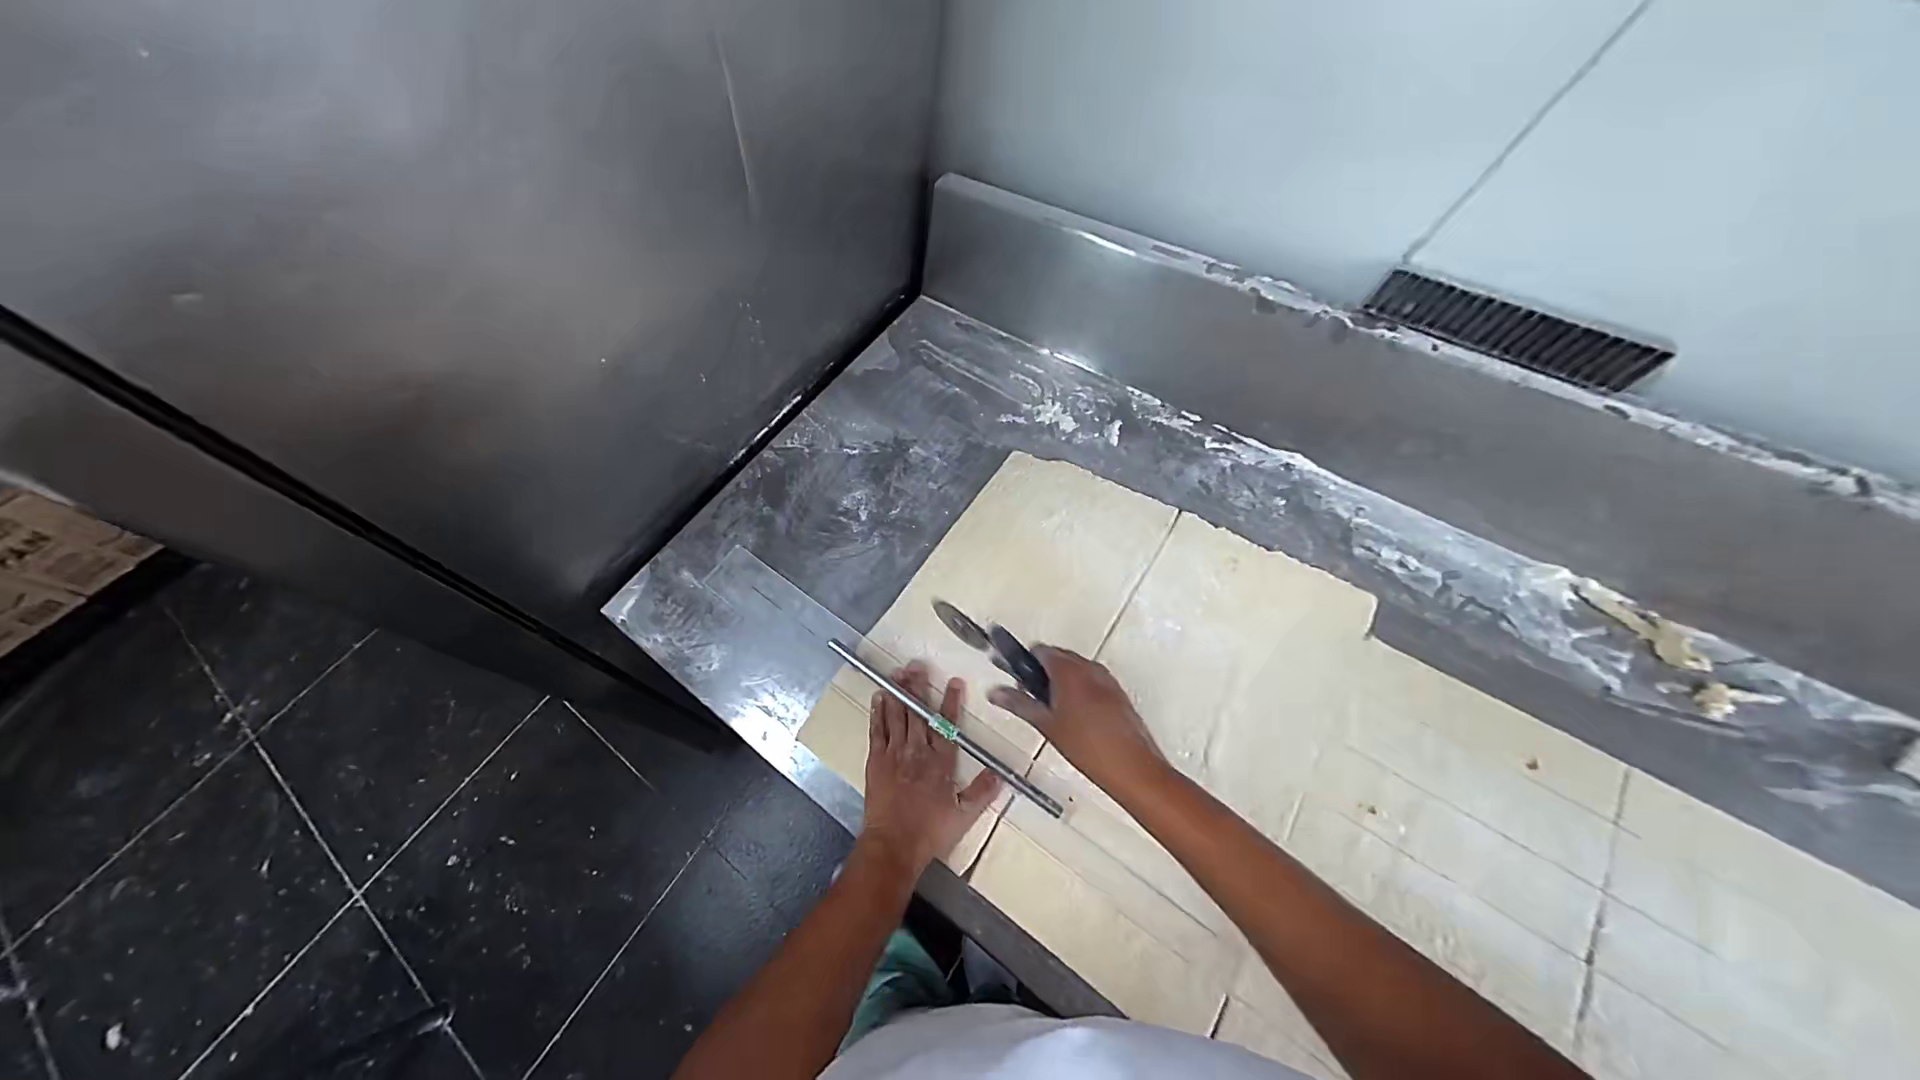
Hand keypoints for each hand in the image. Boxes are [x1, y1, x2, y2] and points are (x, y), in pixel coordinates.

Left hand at [858, 663, 1002, 874]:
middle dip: (918, 687)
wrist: (893, 844)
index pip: (947, 725)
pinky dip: (878, 713)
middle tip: (916, 666)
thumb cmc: (930, 831)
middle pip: (919, 713)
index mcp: (941, 762)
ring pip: (898, 716)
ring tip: (898, 674)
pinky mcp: (876, 760)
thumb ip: (982, 792)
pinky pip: (877, 731)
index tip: (954, 682)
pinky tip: (879, 699)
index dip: (951, 701)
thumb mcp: (964, 815)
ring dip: (899, 694)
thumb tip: (1000, 774)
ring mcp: (895, 754)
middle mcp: (918, 752)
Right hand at [989, 646, 1166, 794]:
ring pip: (1076, 669)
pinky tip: (1073, 717)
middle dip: (1041, 673)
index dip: (1024, 662)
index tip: (1015, 676)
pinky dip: (1079, 690)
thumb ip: (1018, 703)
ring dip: (1061, 682)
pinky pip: (1092, 681)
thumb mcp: (1046, 724)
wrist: (1130, 768)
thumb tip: (997, 693)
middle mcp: (1090, 668)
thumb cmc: (1090, 748)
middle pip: (1058, 657)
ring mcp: (1107, 680)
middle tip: (1029, 696)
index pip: (1040, 650)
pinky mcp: (1118, 693)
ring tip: (1051, 711)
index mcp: (1069, 670)